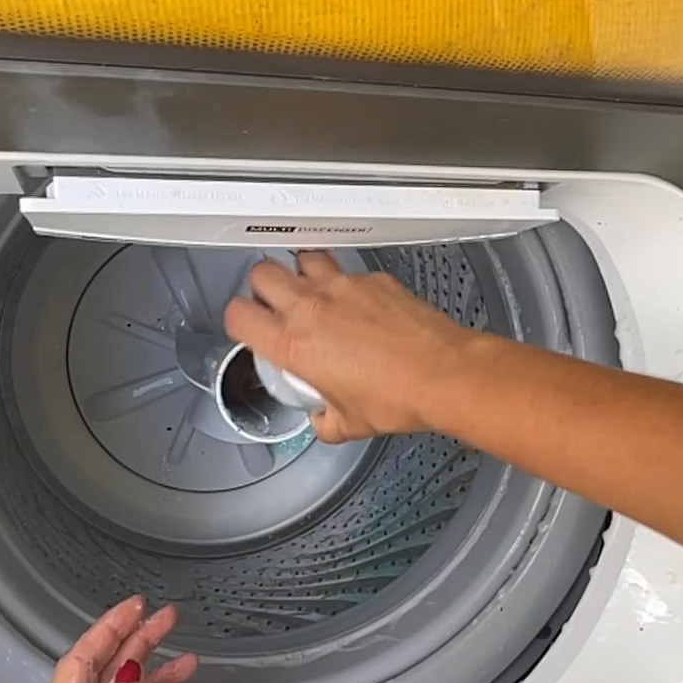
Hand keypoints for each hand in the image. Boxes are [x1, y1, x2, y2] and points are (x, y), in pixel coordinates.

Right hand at [224, 251, 482, 441]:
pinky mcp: (374, 280)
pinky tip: (358, 303)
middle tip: (275, 304)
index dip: (237, 320)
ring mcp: (344, 287)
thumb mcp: (349, 424)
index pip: (239, 315)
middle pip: (262, 273)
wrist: (444, 374)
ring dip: (301, 273)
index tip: (248, 327)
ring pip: (303, 259)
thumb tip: (322, 421)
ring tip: (312, 293)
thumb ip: (324, 421)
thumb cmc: (399, 396)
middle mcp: (313, 308)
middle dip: (262, 287)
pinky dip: (345, 283)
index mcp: (295, 344)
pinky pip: (347, 271)